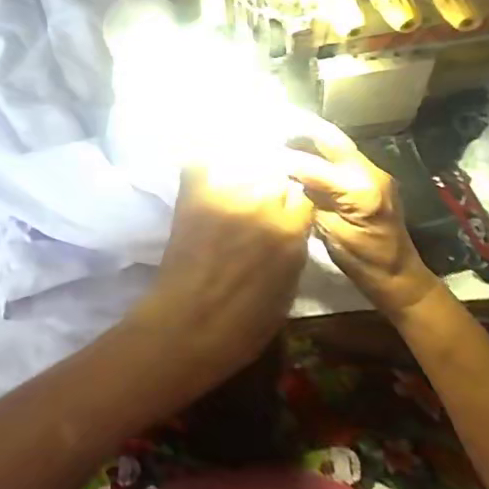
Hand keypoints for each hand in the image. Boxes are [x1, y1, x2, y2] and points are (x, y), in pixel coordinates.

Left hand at [129, 158, 313, 377]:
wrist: (186, 324)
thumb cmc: (242, 326)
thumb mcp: (287, 291)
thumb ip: (292, 250)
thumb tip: (289, 230)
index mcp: (291, 231)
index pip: (302, 196)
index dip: (293, 205)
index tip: (284, 212)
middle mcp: (263, 203)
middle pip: (275, 176)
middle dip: (270, 186)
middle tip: (256, 200)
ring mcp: (227, 194)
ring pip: (243, 163)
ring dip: (241, 172)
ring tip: (233, 180)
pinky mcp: (194, 194)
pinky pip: (203, 162)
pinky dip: (206, 163)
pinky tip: (206, 175)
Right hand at [283, 115, 442, 317]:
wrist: (399, 277)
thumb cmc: (363, 262)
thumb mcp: (329, 233)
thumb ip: (309, 200)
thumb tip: (283, 176)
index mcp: (360, 189)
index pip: (313, 165)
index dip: (285, 158)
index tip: (260, 150)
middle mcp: (371, 173)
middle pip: (332, 139)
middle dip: (302, 128)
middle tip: (274, 121)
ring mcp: (374, 173)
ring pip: (337, 145)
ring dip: (310, 137)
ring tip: (283, 132)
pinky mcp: (372, 178)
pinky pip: (342, 157)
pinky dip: (320, 150)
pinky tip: (302, 151)